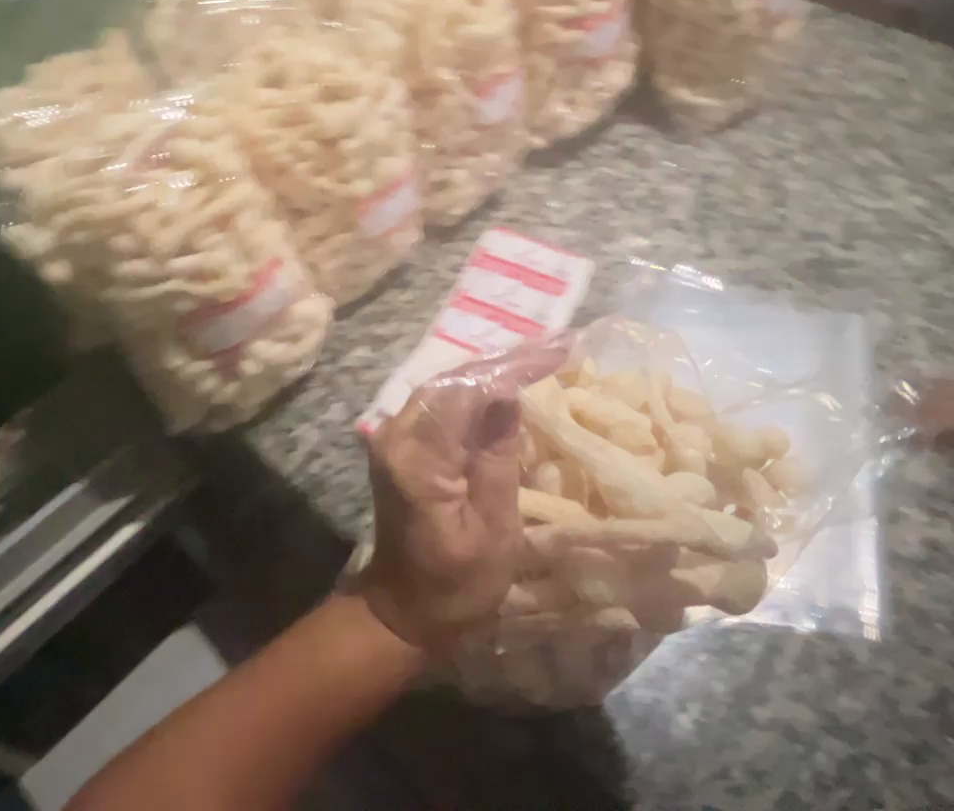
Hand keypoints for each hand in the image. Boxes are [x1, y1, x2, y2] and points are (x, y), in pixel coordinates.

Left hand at [358, 346, 565, 653]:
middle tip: (560, 344)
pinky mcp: (402, 442)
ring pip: (448, 385)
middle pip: (454, 380)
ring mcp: (394, 436)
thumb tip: (511, 396)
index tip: (559, 350)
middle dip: (507, 361)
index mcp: (417, 458)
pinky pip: (443, 402)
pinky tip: (510, 381)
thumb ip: (498, 458)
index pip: (466, 393)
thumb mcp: (494, 530)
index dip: (513, 368)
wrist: (404, 609)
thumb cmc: (455, 585)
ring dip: (494, 370)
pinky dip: (478, 389)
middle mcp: (396, 434)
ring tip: (544, 354)